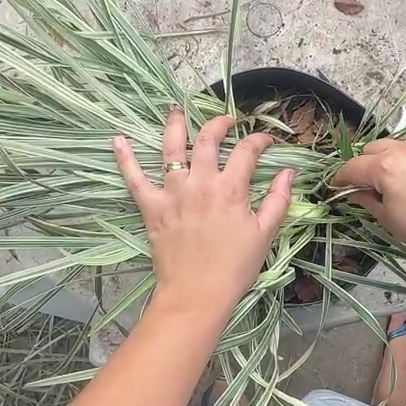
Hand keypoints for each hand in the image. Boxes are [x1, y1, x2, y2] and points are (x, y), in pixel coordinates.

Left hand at [114, 109, 293, 322]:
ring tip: (177, 111)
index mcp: (231, 189)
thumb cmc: (235, 267)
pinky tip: (117, 139)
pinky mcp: (151, 207)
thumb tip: (288, 172)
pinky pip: (134, 178)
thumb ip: (278, 200)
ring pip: (171, 148)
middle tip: (226, 120)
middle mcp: (200, 183)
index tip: (266, 142)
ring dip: (175, 125)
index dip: (259, 140)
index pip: (247, 151)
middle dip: (219, 123)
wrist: (198, 294)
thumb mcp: (265, 234)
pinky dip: (125, 158)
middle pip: (208, 139)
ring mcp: (173, 193)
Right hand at [331, 139, 405, 270]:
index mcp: (386, 167)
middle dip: (366, 165)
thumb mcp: (389, 220)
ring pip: (400, 147)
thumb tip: (354, 191)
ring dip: (393, 161)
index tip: (337, 186)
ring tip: (402, 185)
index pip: (353, 167)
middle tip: (370, 186)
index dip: (341, 178)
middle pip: (374, 149)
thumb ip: (366, 199)